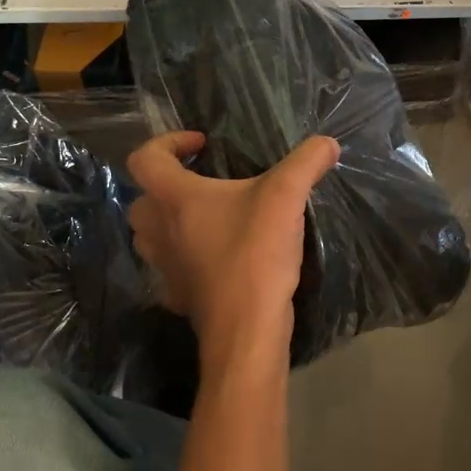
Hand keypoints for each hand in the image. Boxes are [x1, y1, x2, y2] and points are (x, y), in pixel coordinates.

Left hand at [126, 132, 340, 342]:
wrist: (246, 328)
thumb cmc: (256, 253)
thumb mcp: (288, 195)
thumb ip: (308, 161)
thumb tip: (328, 143)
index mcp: (176, 199)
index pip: (145, 159)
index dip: (167, 143)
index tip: (203, 145)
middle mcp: (160, 231)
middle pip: (142, 199)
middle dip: (167, 185)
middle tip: (204, 180)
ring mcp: (165, 267)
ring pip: (151, 235)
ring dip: (171, 221)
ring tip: (212, 215)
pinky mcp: (179, 295)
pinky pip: (171, 267)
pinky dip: (187, 256)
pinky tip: (220, 253)